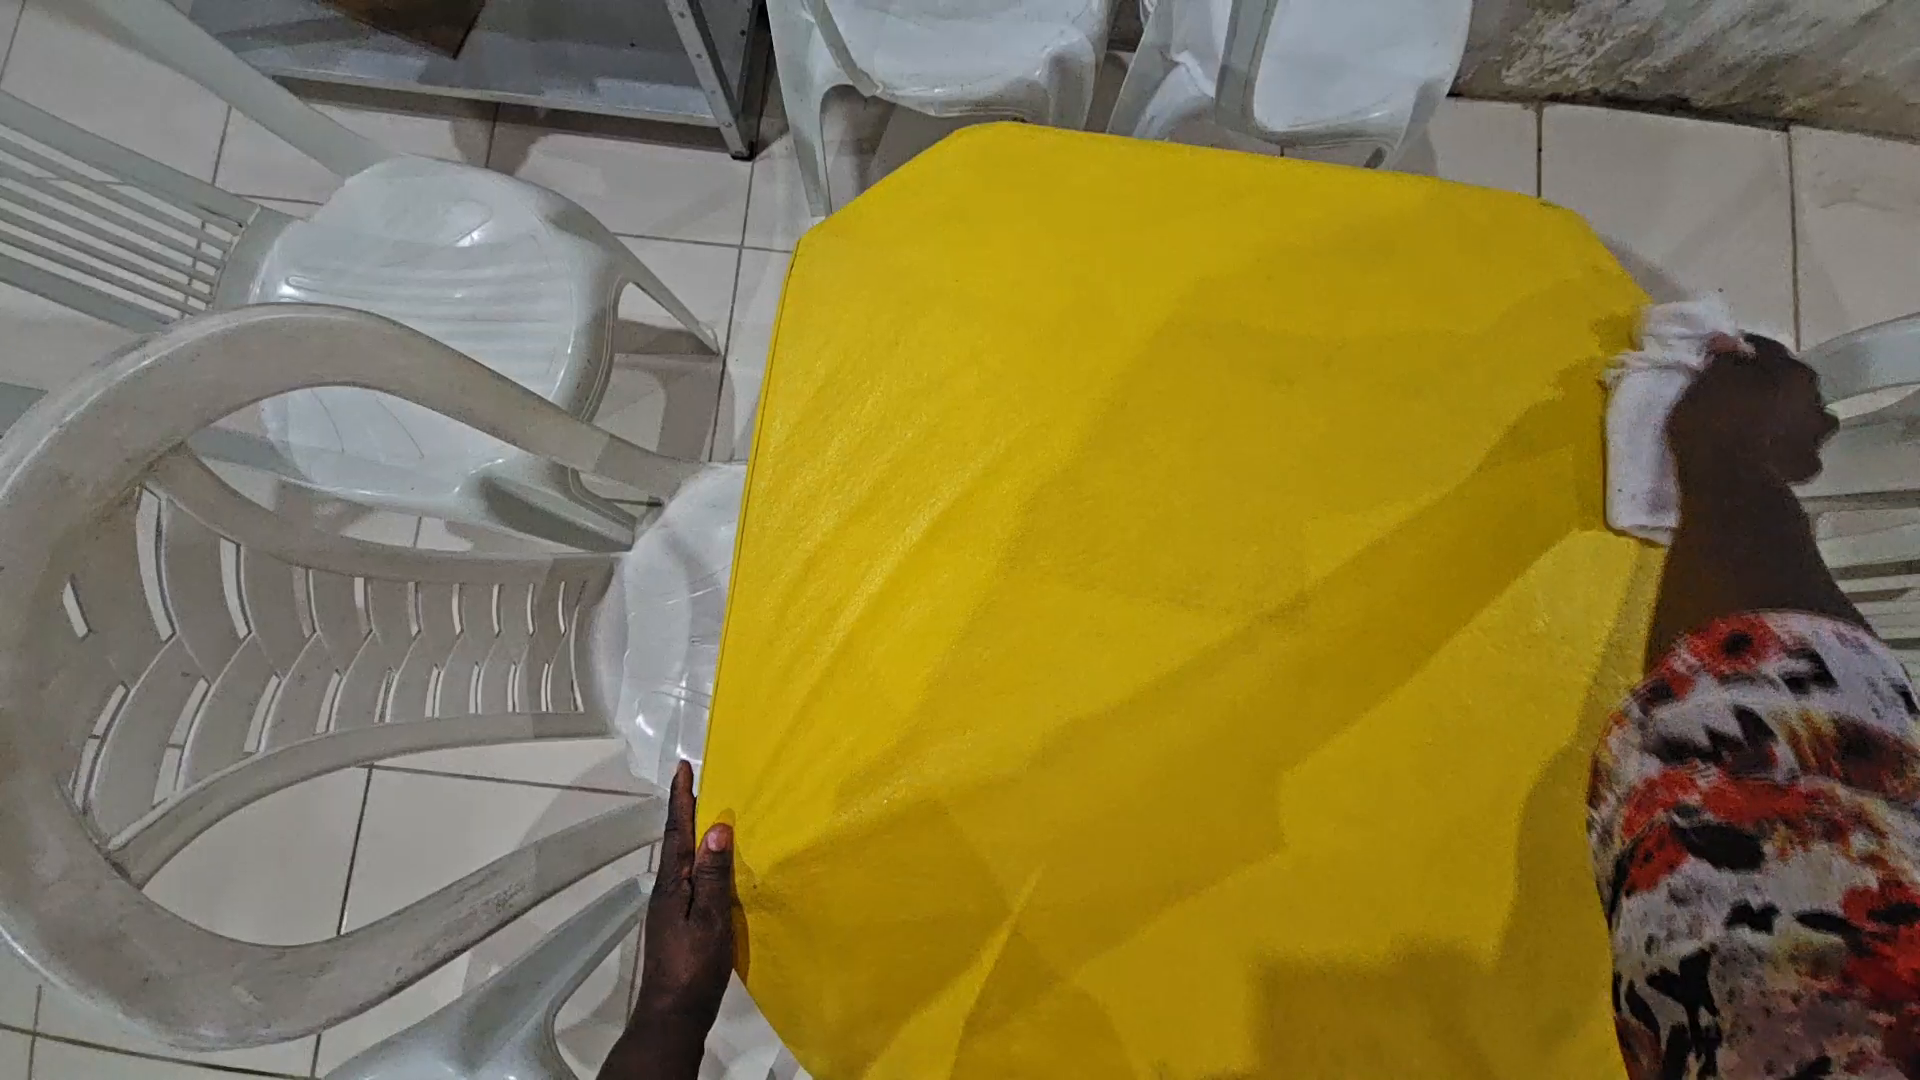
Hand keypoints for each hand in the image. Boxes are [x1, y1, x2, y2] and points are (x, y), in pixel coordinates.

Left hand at [631, 761, 734, 1053]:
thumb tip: (717, 827)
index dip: (681, 800)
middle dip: (685, 810)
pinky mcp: (678, 922)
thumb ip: (713, 875)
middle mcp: (668, 890)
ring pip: (683, 859)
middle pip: (677, 841)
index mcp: (673, 885)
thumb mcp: (710, 919)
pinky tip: (711, 863)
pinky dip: (699, 858)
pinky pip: (690, 876)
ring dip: (692, 832)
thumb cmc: (693, 968)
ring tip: (706, 812)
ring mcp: (670, 908)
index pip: (677, 832)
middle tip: (695, 781)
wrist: (672, 1018)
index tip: (682, 768)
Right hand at [1667, 332, 1838, 484]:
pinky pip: (1794, 449)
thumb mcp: (1705, 385)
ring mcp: (1814, 434)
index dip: (1743, 349)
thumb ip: (1722, 360)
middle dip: (1767, 385)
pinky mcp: (1805, 464)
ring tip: (1755, 427)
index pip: (1767, 349)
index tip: (1721, 353)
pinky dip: (1782, 448)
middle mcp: (1814, 398)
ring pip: (1800, 417)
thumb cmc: (1713, 424)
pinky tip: (1763, 454)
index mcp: (1791, 373)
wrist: (1728, 478)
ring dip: (1784, 418)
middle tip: (1737, 393)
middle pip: (1789, 383)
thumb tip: (1728, 340)